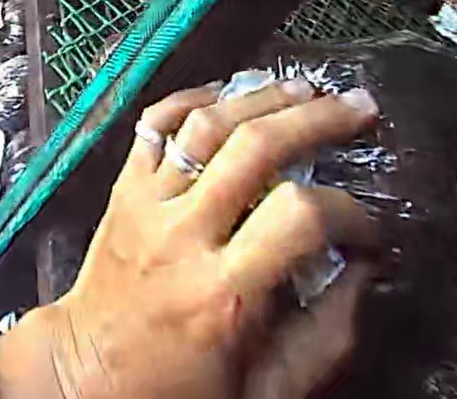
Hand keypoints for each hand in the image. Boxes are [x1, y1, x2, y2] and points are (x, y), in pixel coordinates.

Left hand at [0, 79, 381, 398]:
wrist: (87, 376)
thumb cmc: (183, 389)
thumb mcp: (266, 390)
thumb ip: (327, 334)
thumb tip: (366, 265)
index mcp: (222, 293)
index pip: (298, 218)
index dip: (348, 213)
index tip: (369, 228)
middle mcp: (183, 232)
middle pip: (253, 147)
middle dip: (314, 119)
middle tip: (358, 106)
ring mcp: (147, 199)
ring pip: (205, 123)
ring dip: (258, 97)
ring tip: (302, 87)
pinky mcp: (125, 183)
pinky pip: (155, 122)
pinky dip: (192, 97)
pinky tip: (227, 92)